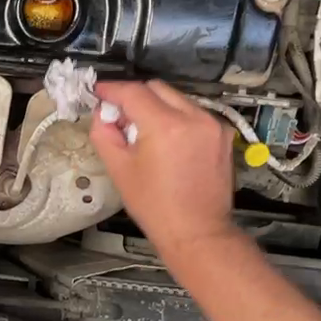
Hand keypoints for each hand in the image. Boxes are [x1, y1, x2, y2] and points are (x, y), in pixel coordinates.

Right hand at [89, 80, 239, 259]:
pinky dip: (175, 118)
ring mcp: (213, 124)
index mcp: (166, 126)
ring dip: (156, 107)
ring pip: (176, 98)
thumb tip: (103, 113)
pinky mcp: (222, 134)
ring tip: (144, 134)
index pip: (133, 92)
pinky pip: (193, 113)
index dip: (111, 89)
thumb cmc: (155, 206)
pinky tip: (166, 142)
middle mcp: (194, 118)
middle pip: (157, 88)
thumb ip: (104, 133)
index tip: (98, 93)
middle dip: (134, 97)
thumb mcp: (118, 169)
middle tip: (119, 118)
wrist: (196, 231)